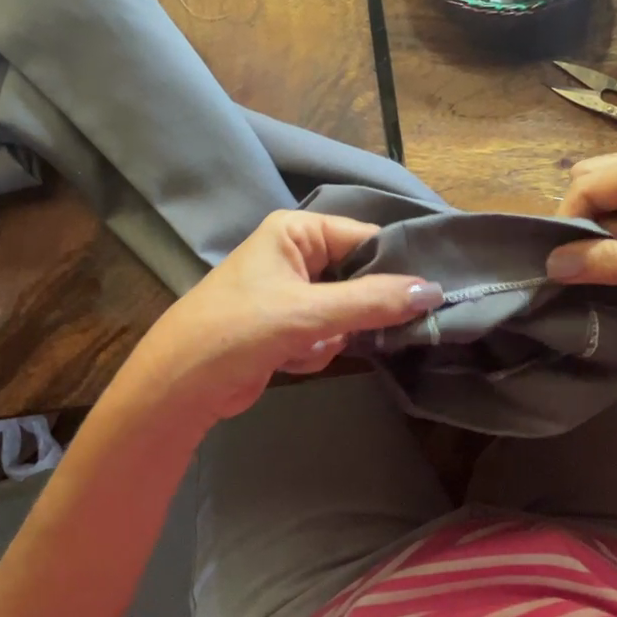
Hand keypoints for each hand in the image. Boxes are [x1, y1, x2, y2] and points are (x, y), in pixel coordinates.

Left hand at [120, 211, 444, 424]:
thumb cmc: (240, 330)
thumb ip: (372, 301)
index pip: (365, 238)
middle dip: (359, 310)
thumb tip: (434, 291)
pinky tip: (291, 359)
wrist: (181, 386)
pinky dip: (317, 349)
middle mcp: (296, 253)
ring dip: (335, 335)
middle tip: (378, 329)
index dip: (396, 266)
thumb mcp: (309, 312)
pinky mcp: (289, 327)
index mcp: (296, 230)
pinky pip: (328, 333)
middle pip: (359, 276)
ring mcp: (292, 292)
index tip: (430, 296)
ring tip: (308, 345)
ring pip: (348, 311)